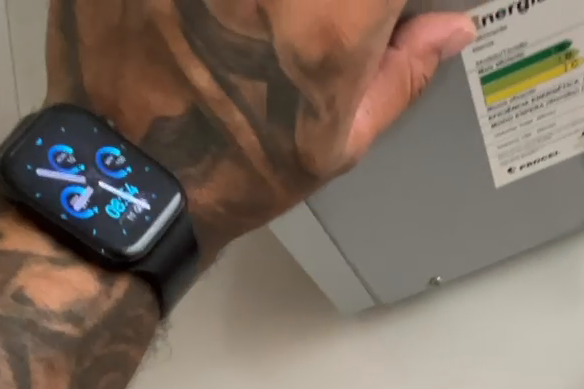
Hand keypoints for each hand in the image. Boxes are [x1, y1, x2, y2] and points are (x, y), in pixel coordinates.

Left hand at [46, 0, 475, 247]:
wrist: (132, 176)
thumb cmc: (237, 167)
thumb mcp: (339, 140)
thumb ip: (403, 72)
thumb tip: (451, 27)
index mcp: (331, 21)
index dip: (390, 4)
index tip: (388, 18)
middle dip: (339, 5)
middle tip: (327, 29)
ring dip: (281, 6)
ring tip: (266, 34)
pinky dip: (225, 1)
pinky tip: (223, 22)